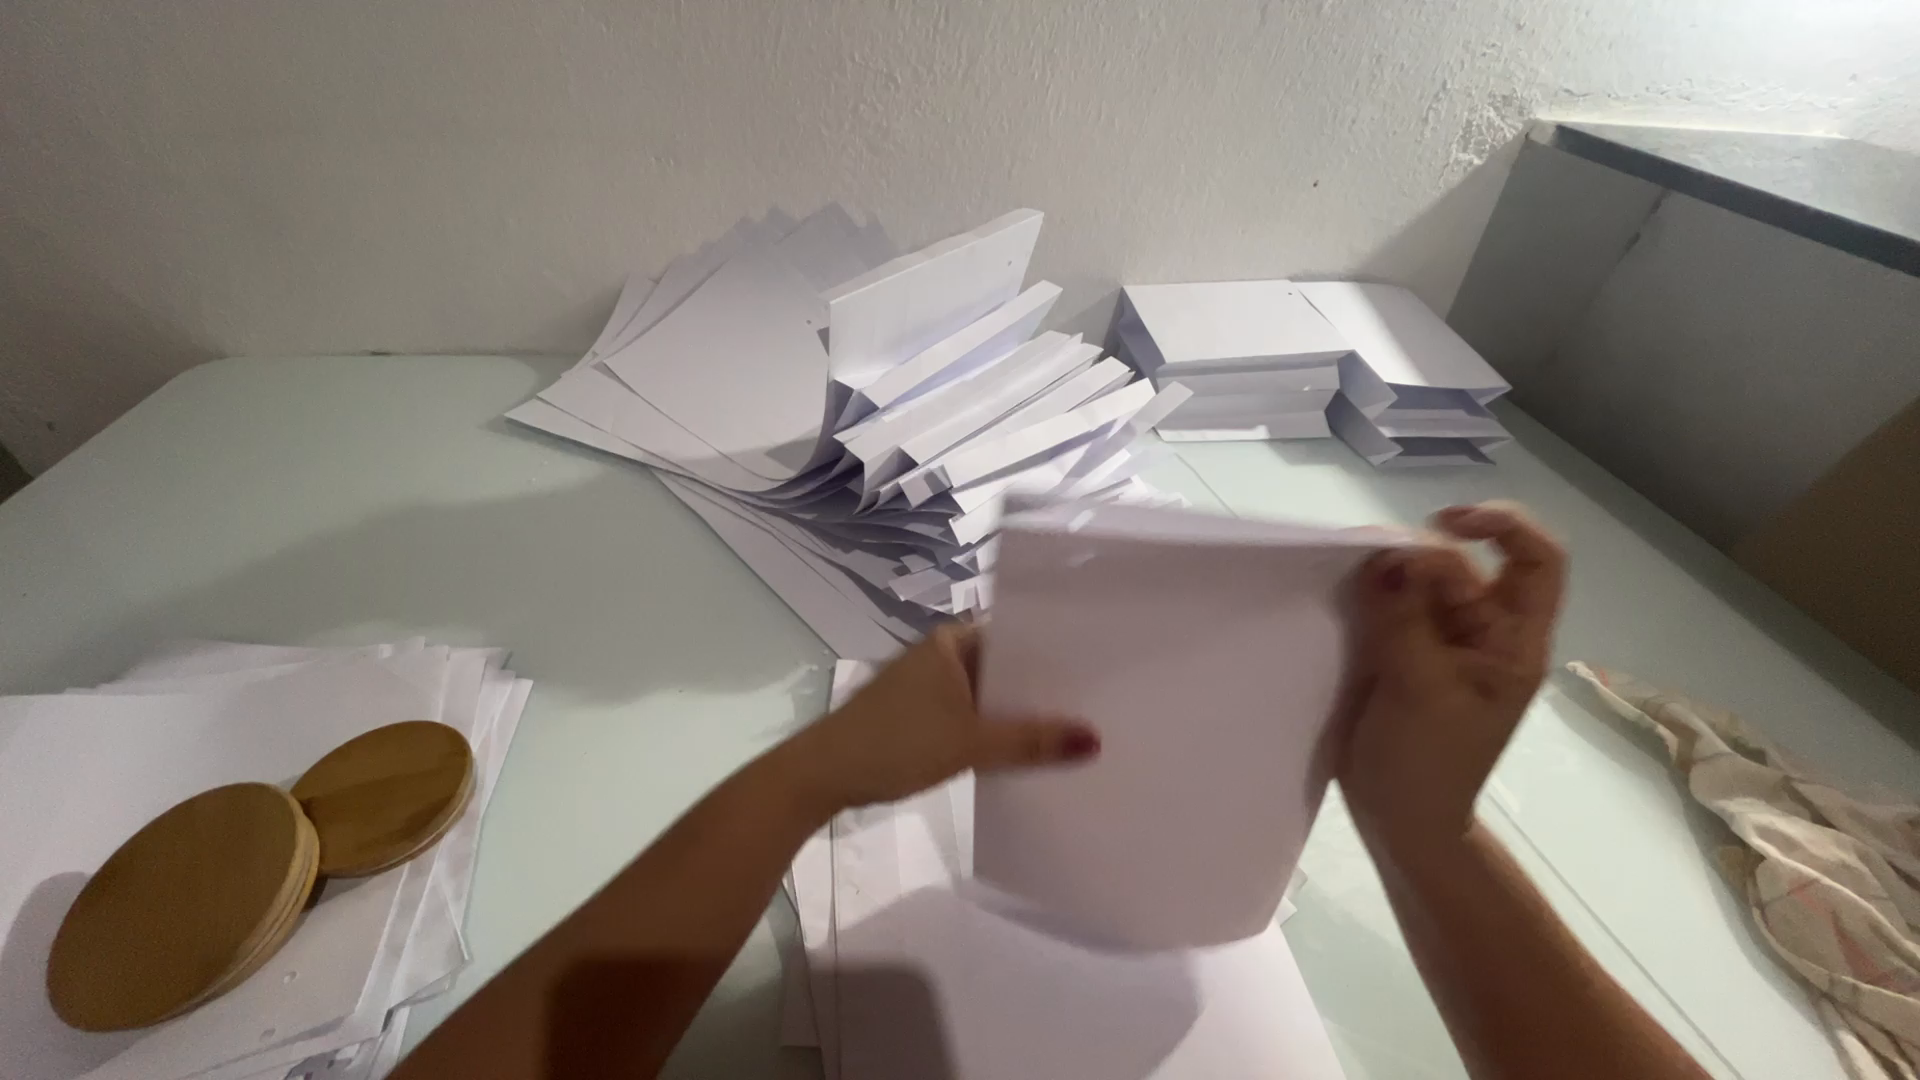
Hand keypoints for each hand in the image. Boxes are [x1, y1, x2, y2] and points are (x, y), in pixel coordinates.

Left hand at [783, 624, 1099, 813]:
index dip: (1053, 654)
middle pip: (1002, 668)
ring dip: (1015, 716)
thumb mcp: (970, 743)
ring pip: (986, 696)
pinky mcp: (918, 714)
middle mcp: (940, 654)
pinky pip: (968, 715)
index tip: (1097, 672)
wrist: (822, 775)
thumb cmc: (896, 743)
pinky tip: (1023, 753)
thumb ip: (1031, 742)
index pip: (1015, 636)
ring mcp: (927, 685)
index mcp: (950, 642)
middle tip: (1095, 707)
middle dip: (1039, 691)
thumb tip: (1094, 739)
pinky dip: (991, 730)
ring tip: (1071, 732)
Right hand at [1341, 501, 1565, 847]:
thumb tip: (1384, 558)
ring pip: (1417, 579)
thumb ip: (1404, 620)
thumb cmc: (1427, 760)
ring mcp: (1434, 638)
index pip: (1535, 561)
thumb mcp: (1421, 688)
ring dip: (1385, 567)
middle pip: (1464, 562)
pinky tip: (1339, 588)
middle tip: (1370, 555)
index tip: (1440, 523)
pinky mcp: (1394, 648)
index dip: (1501, 525)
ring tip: (1346, 568)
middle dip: (1421, 549)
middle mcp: (1478, 629)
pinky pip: (1384, 602)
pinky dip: (1363, 588)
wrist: (1399, 813)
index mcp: (1511, 641)